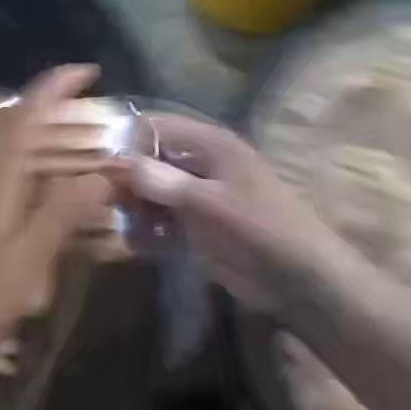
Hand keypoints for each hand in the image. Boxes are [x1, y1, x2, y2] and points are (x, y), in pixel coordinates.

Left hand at [0, 65, 116, 360]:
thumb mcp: (27, 263)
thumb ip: (60, 214)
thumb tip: (101, 171)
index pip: (23, 116)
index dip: (52, 87)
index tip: (87, 71)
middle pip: (5, 121)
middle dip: (44, 102)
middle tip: (87, 108)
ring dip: (32, 128)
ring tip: (73, 138)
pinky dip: (20, 157)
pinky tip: (41, 183)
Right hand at [112, 116, 349, 312]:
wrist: (303, 283)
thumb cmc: (261, 229)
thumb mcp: (208, 202)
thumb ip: (160, 180)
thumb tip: (112, 160)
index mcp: (207, 144)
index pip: (151, 125)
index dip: (125, 142)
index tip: (107, 170)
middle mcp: (197, 162)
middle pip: (144, 158)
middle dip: (125, 180)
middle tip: (113, 203)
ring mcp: (195, 194)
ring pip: (147, 189)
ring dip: (132, 207)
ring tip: (128, 227)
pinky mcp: (194, 225)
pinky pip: (157, 219)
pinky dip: (145, 230)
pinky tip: (139, 244)